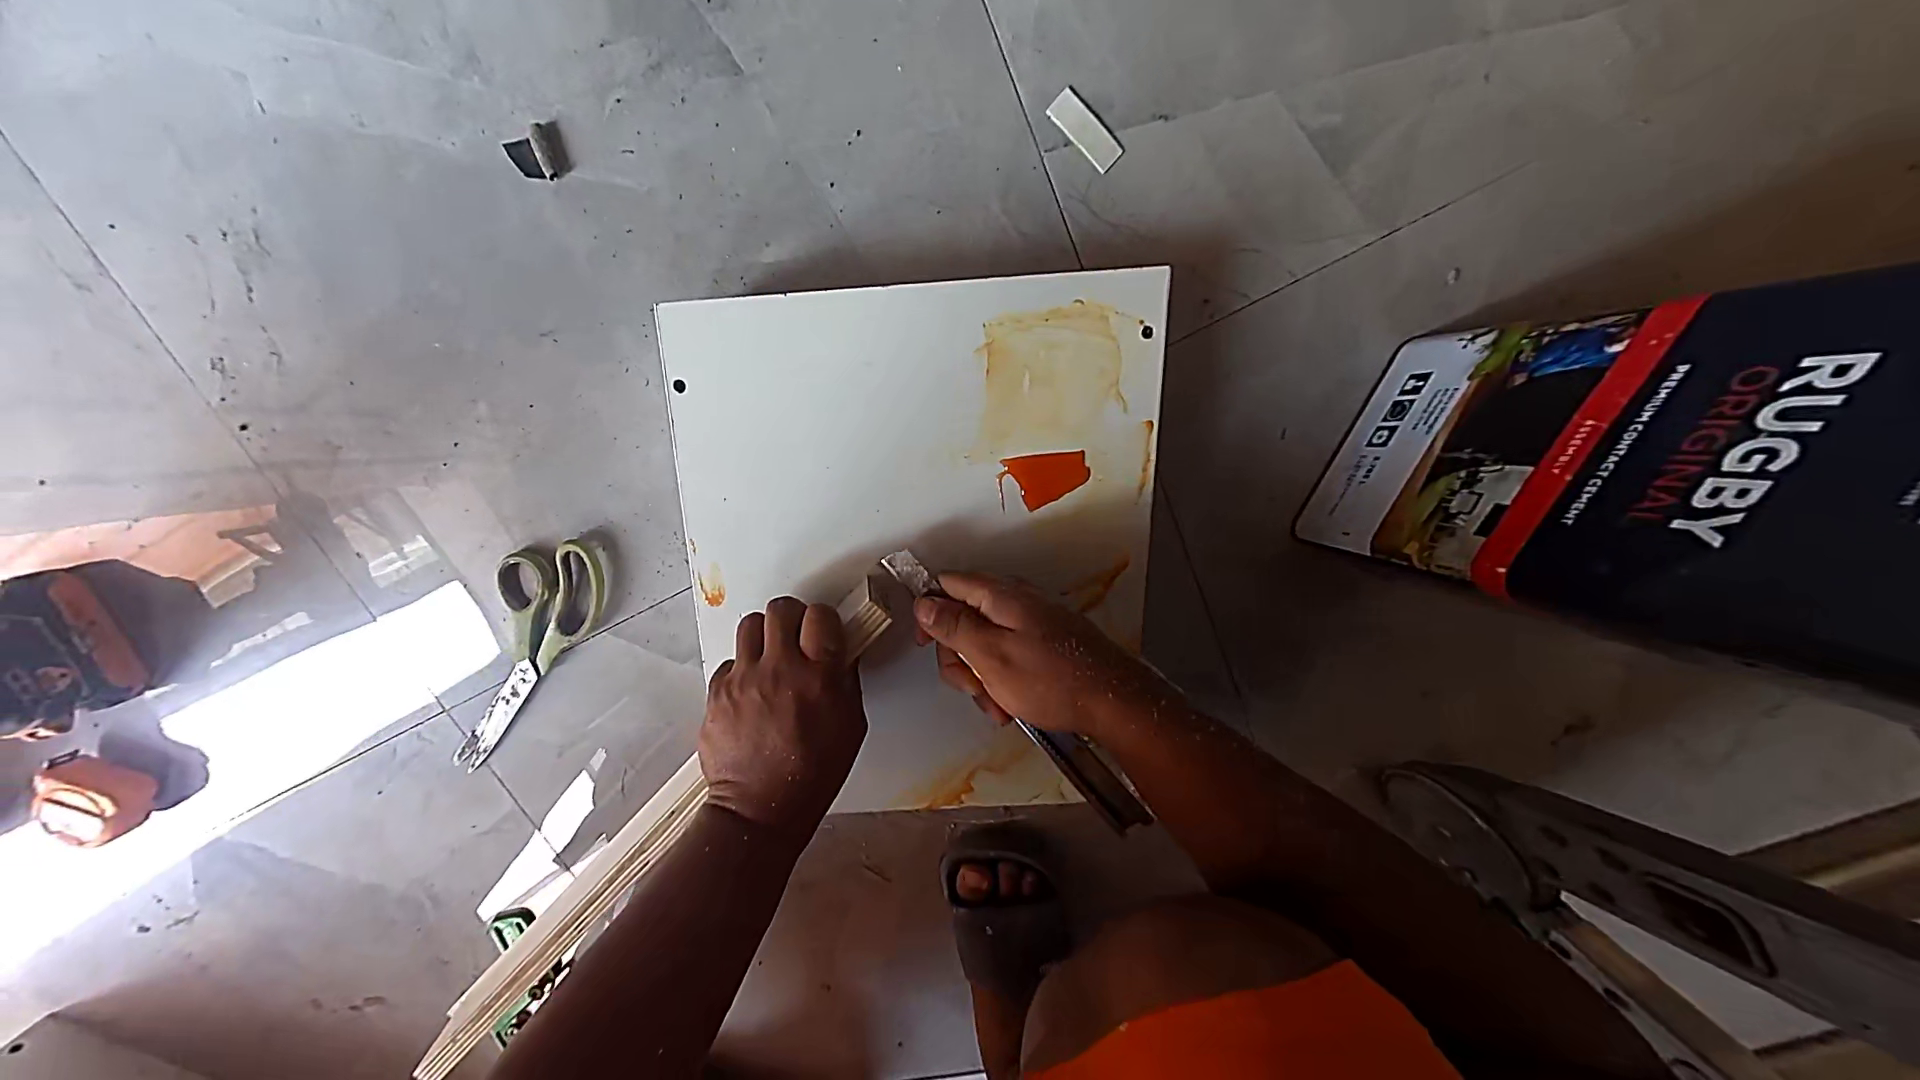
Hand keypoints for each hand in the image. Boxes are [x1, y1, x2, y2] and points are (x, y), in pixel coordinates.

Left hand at [701, 596, 867, 835]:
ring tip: (771, 656)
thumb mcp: (851, 724)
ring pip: (750, 625)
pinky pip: (730, 661)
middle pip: (780, 609)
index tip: (823, 630)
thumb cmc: (813, 772)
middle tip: (795, 634)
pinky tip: (752, 690)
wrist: (761, 808)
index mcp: (820, 678)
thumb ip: (846, 680)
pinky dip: (742, 669)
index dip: (822, 619)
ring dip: (764, 635)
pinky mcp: (717, 693)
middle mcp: (780, 671)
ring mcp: (744, 680)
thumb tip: (840, 652)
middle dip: (791, 617)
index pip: (820, 615)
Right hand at [912, 572, 1179, 736]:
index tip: (927, 642)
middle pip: (963, 617)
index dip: (930, 612)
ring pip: (984, 641)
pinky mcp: (1043, 642)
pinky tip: (1012, 703)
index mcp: (1000, 596)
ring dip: (981, 676)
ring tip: (996, 702)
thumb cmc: (1055, 681)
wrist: (1112, 702)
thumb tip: (923, 603)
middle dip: (959, 656)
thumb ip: (954, 626)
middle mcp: (1016, 601)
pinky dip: (1002, 679)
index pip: (947, 584)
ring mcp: (1031, 621)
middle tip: (971, 684)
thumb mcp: (991, 656)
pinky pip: (1008, 654)